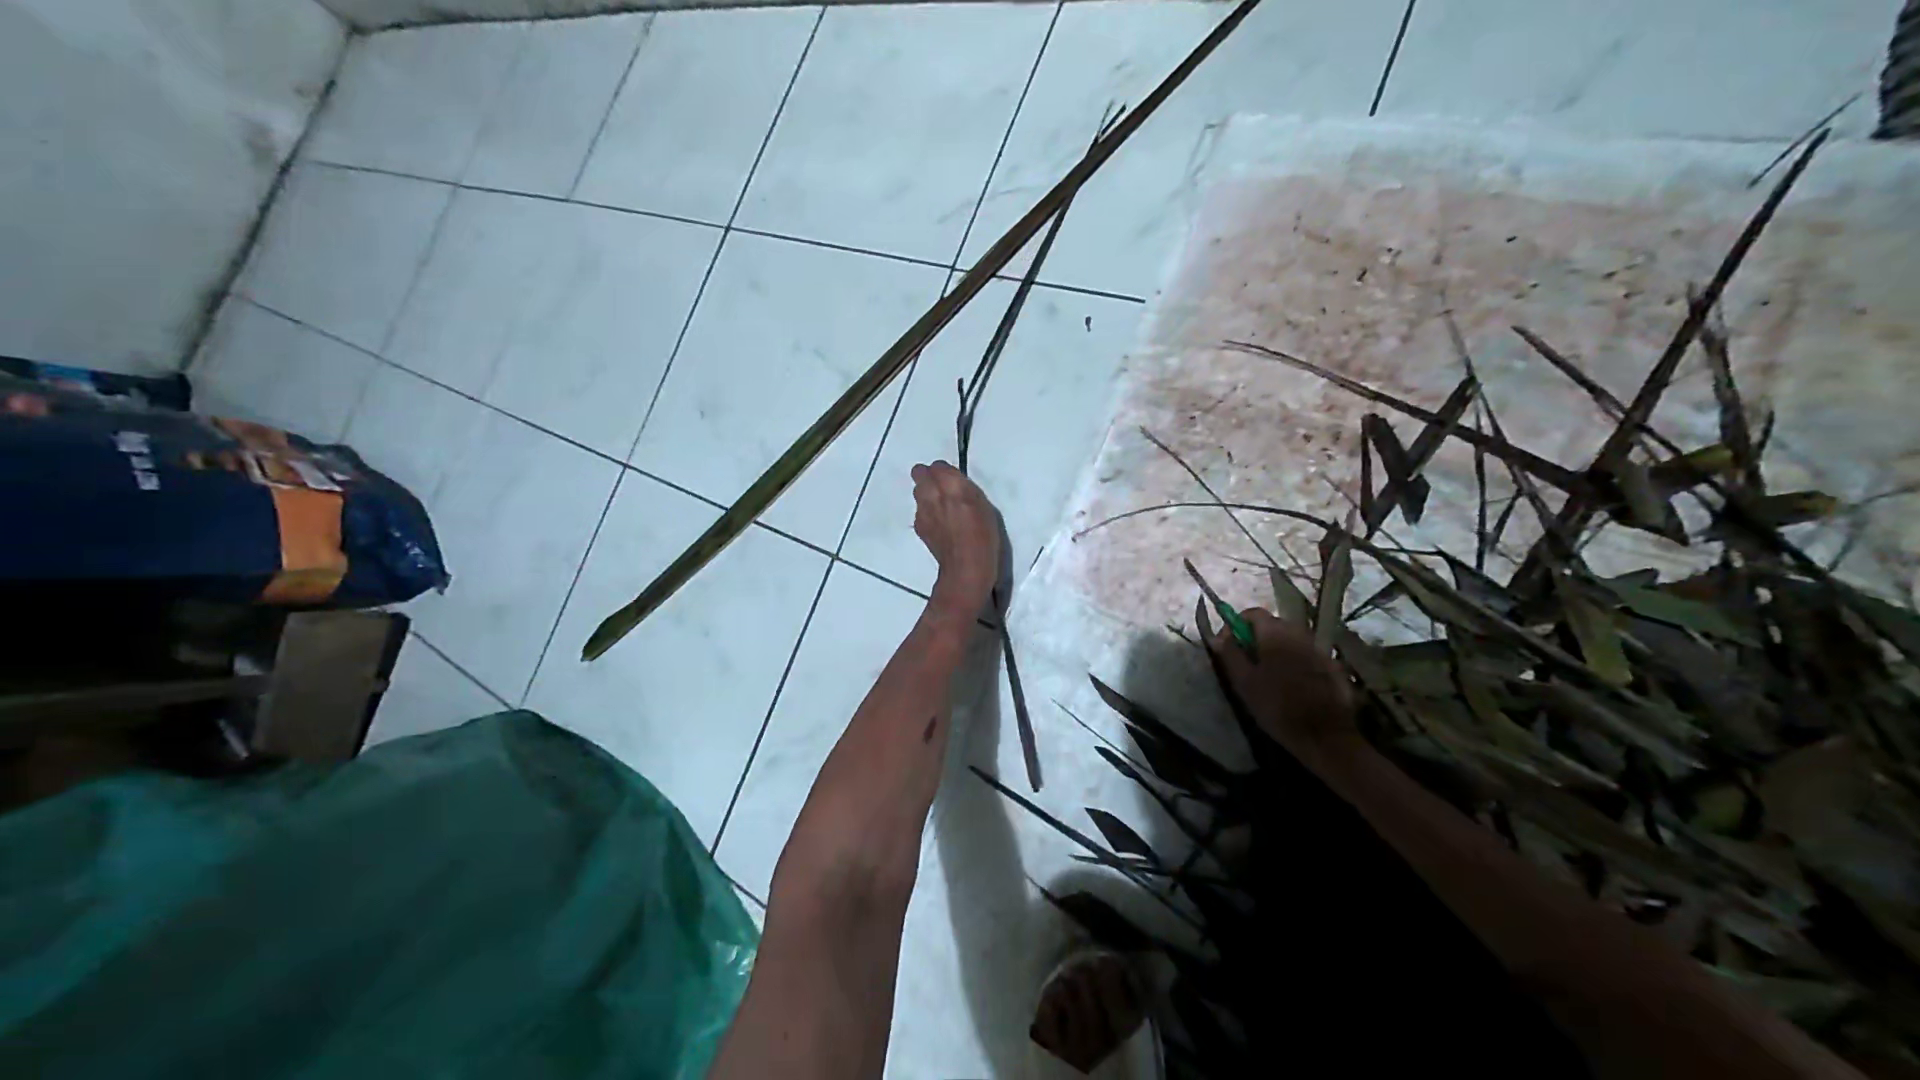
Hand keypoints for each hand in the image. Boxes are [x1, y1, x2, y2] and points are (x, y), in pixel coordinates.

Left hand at [912, 461, 1000, 617]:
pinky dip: (927, 513)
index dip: (944, 471)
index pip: (937, 465)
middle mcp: (931, 493)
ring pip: (918, 492)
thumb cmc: (983, 534)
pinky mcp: (919, 526)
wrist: (967, 566)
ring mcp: (922, 511)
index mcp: (952, 485)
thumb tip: (951, 481)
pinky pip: (920, 511)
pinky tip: (940, 525)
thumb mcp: (982, 503)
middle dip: (929, 478)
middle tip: (944, 490)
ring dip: (927, 495)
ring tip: (943, 508)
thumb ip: (964, 487)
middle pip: (920, 473)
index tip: (953, 480)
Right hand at [1205, 608, 1361, 769]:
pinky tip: (1293, 684)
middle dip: (1257, 638)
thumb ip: (1229, 654)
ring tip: (1270, 675)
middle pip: (1273, 625)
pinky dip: (1296, 661)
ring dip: (1277, 649)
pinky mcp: (1332, 665)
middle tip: (1248, 662)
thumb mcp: (1244, 682)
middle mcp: (1299, 633)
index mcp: (1274, 634)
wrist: (1324, 735)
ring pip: (1291, 640)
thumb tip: (1218, 637)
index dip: (1237, 625)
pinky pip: (1307, 654)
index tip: (1229, 645)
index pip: (1253, 613)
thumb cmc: (1276, 706)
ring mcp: (1319, 649)